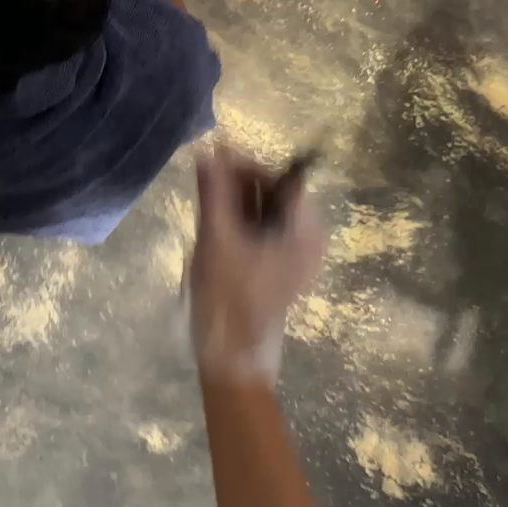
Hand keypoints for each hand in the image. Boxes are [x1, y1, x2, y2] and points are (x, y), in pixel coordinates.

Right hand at [189, 146, 326, 384]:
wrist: (233, 354)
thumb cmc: (229, 294)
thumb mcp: (217, 237)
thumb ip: (213, 192)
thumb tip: (208, 152)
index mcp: (304, 231)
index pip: (283, 178)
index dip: (247, 162)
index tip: (212, 153)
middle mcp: (306, 240)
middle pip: (274, 193)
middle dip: (239, 179)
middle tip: (202, 172)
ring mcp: (293, 256)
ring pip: (264, 211)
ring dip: (235, 197)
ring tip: (203, 193)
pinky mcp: (277, 268)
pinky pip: (259, 230)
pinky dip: (238, 217)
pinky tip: (212, 218)